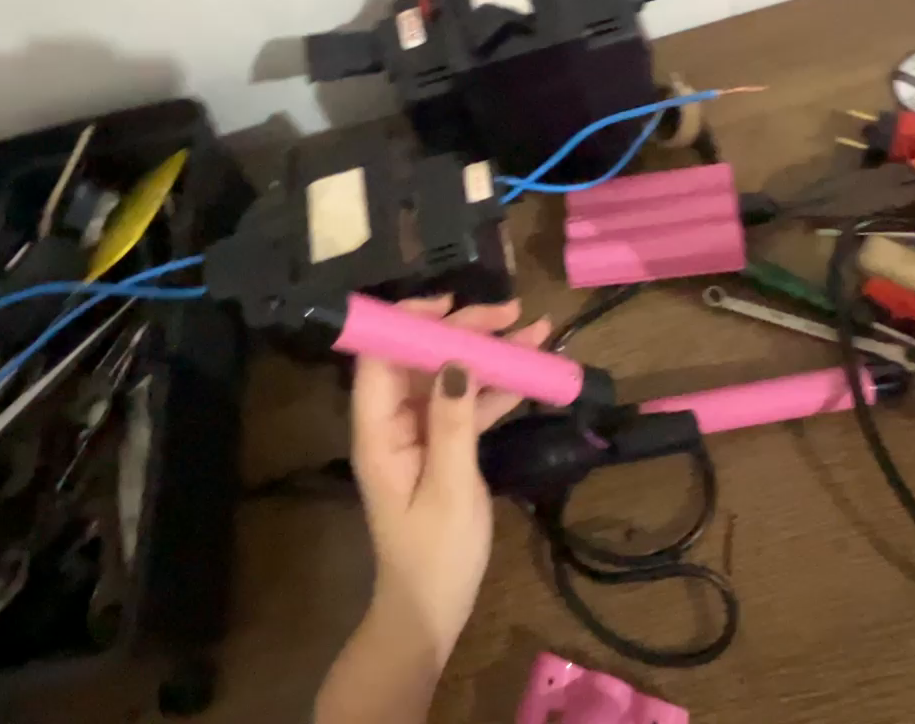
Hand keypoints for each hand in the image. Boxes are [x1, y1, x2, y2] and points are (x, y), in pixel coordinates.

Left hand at [349, 295, 549, 666]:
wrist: (432, 610)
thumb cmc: (434, 555)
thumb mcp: (448, 488)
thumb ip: (453, 422)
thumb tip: (456, 360)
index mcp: (379, 430)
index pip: (381, 358)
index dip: (409, 323)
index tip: (452, 304)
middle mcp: (395, 421)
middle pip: (422, 359)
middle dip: (465, 331)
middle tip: (513, 313)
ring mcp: (421, 431)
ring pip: (451, 376)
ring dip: (491, 354)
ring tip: (536, 331)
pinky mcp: (444, 444)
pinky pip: (468, 403)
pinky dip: (497, 387)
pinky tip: (531, 373)